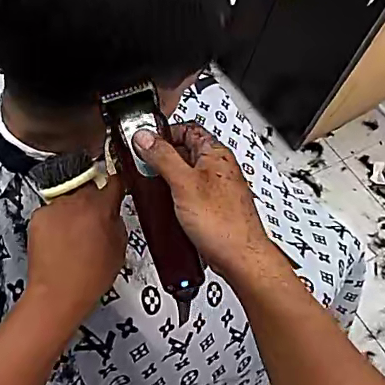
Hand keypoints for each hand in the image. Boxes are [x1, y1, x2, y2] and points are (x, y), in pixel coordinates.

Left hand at [24, 171, 126, 324]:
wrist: (59, 292)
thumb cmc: (89, 276)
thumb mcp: (119, 248)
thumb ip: (117, 222)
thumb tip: (113, 212)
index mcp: (102, 207)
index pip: (114, 181)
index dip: (117, 183)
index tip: (116, 184)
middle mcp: (78, 201)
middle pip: (89, 190)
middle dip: (92, 204)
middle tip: (93, 224)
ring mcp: (56, 208)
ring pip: (68, 201)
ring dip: (72, 213)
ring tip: (74, 238)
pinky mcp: (38, 216)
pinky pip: (51, 212)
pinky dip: (55, 222)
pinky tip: (59, 241)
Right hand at [132, 123, 291, 286]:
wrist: (240, 257)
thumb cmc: (224, 223)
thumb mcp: (183, 184)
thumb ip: (163, 157)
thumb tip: (145, 137)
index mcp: (216, 153)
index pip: (187, 128)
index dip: (164, 132)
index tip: (145, 142)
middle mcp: (219, 168)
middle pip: (183, 151)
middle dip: (162, 158)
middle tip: (146, 168)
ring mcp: (217, 188)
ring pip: (185, 174)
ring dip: (168, 180)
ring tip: (156, 190)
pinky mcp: (214, 207)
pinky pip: (190, 194)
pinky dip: (176, 197)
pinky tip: (169, 208)